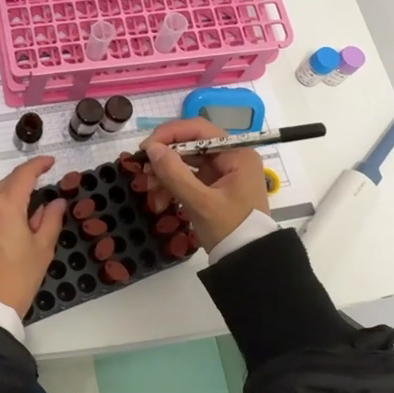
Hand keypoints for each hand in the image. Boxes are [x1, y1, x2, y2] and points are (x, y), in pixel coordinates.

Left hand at [0, 155, 66, 314]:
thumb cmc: (19, 276)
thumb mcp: (42, 248)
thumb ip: (51, 219)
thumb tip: (56, 202)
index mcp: (6, 205)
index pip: (23, 174)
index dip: (38, 165)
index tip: (51, 162)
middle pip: (9, 181)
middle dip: (27, 180)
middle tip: (47, 184)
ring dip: (15, 192)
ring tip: (35, 205)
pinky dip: (5, 203)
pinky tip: (19, 215)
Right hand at [141, 119, 269, 249]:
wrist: (249, 263)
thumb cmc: (231, 230)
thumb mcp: (201, 203)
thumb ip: (175, 174)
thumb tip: (151, 148)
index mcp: (237, 154)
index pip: (199, 129)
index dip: (170, 134)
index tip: (146, 148)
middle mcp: (231, 157)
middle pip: (190, 145)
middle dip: (165, 158)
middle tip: (144, 171)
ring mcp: (223, 172)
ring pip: (186, 161)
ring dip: (165, 174)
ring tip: (149, 190)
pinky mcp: (214, 187)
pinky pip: (188, 177)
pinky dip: (172, 185)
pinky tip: (158, 199)